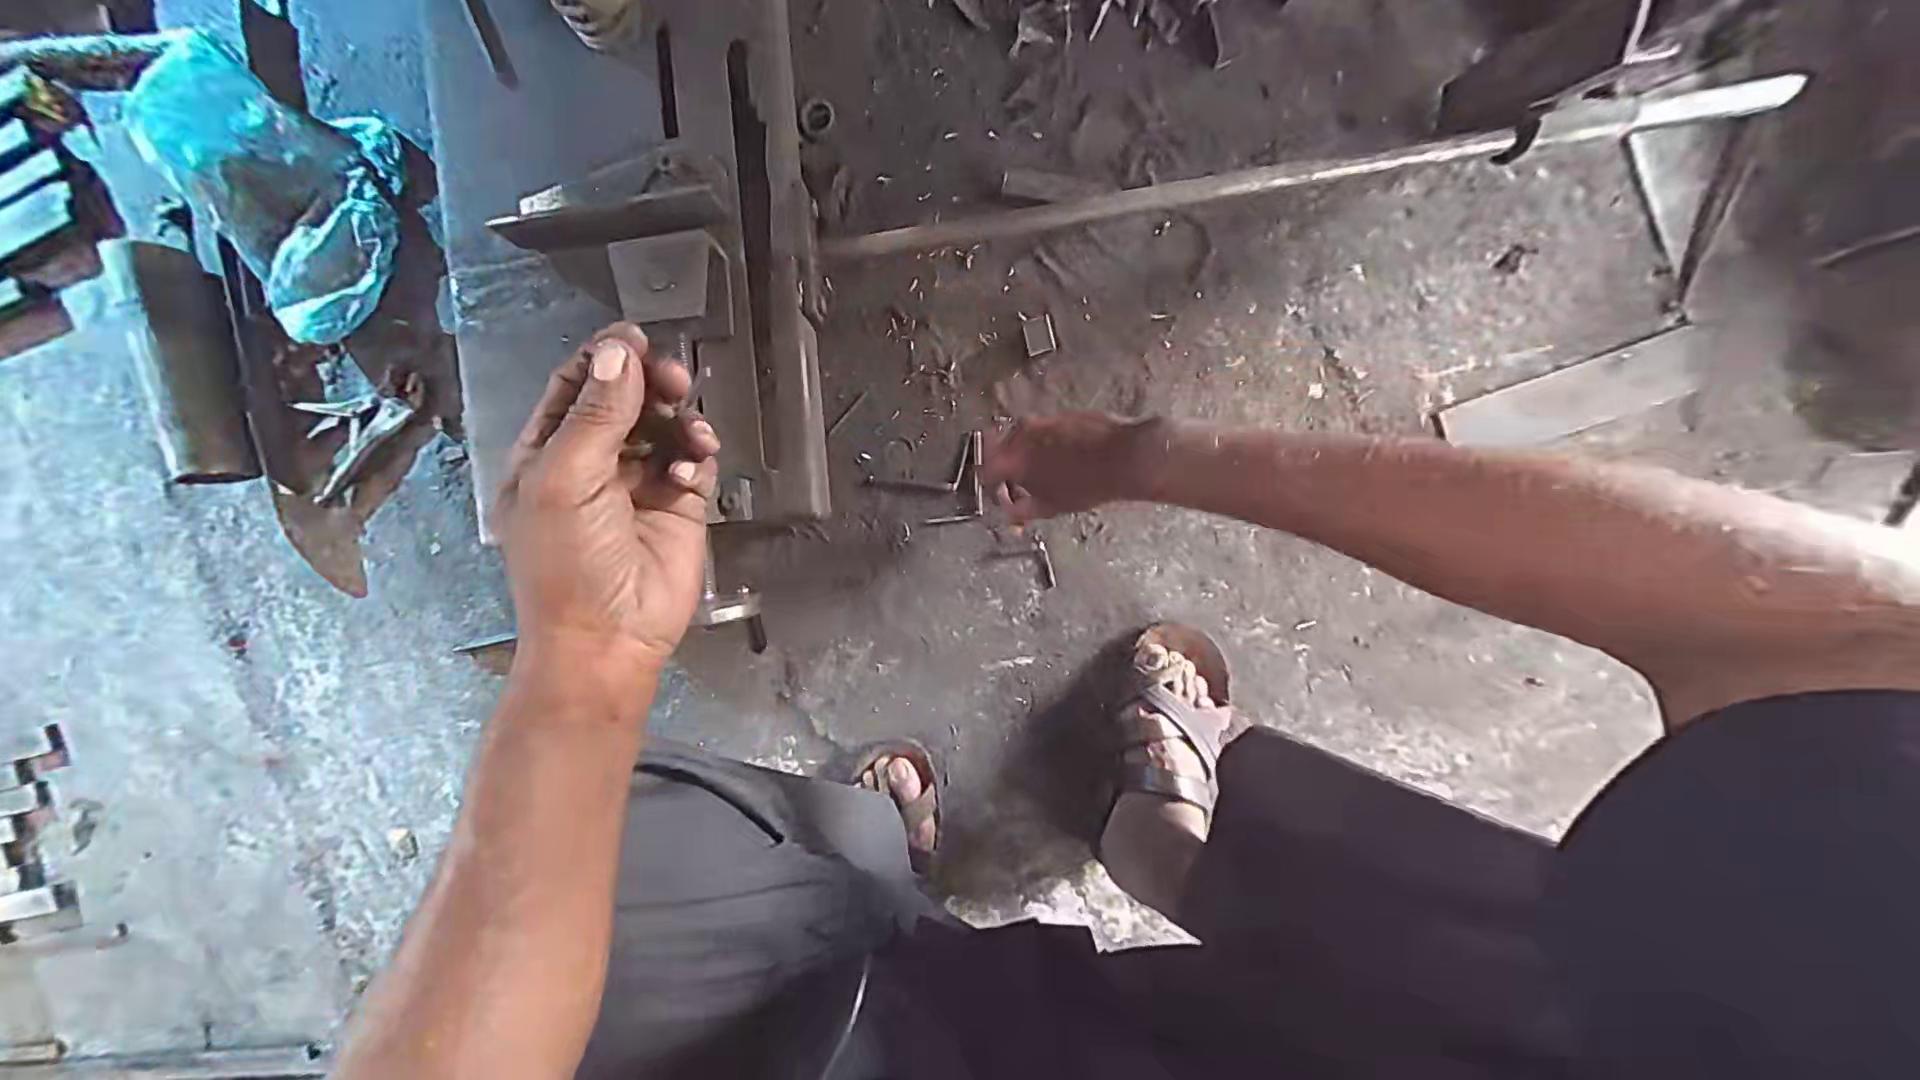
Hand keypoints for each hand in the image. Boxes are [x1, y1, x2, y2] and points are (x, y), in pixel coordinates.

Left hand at [494, 323, 722, 677]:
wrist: (611, 634)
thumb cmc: (568, 563)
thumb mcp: (566, 480)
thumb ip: (596, 416)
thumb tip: (619, 355)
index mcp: (550, 451)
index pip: (577, 388)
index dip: (605, 359)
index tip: (635, 338)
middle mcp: (597, 461)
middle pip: (628, 402)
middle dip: (651, 384)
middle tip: (673, 377)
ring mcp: (641, 484)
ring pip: (666, 430)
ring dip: (680, 420)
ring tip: (692, 428)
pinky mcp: (679, 507)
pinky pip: (693, 465)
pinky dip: (695, 461)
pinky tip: (688, 474)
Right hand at [980, 412, 1165, 522]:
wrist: (1125, 458)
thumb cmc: (1088, 484)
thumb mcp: (1049, 506)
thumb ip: (1021, 508)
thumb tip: (1010, 510)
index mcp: (1013, 456)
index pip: (986, 472)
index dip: (991, 488)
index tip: (999, 496)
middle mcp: (1023, 433)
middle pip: (1002, 452)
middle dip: (1007, 471)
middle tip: (1018, 489)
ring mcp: (1044, 421)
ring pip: (1024, 441)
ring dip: (1027, 458)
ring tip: (1044, 478)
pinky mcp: (1064, 416)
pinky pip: (1045, 433)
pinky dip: (1046, 448)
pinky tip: (1064, 463)